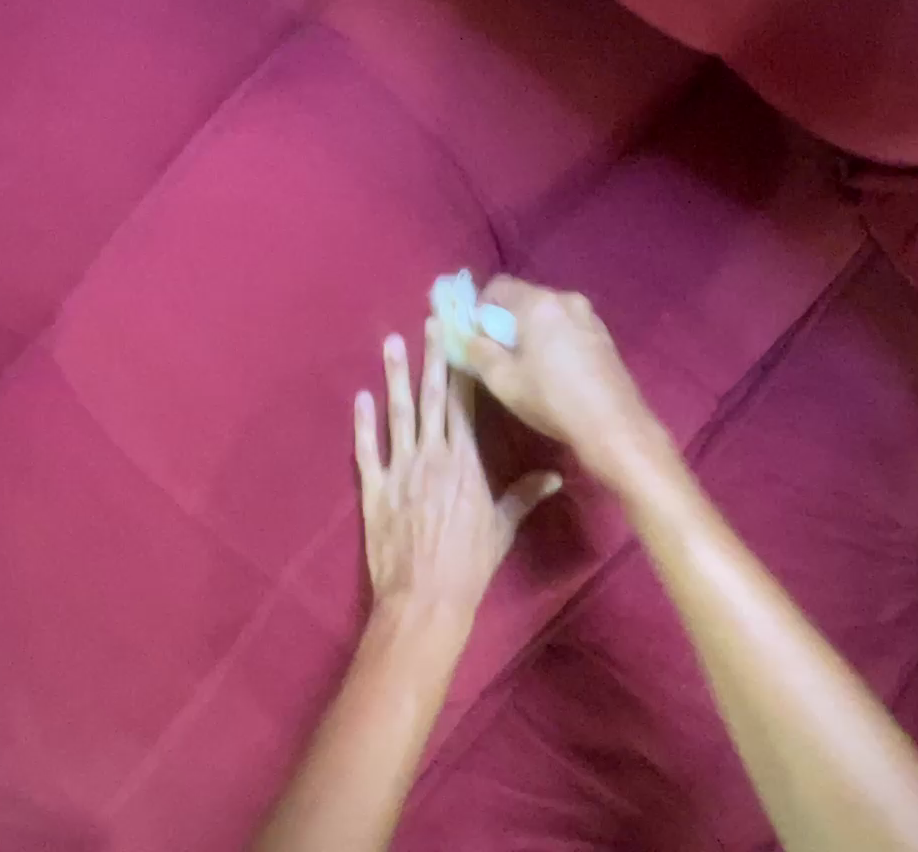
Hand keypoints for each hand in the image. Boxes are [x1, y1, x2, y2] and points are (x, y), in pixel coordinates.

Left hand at [355, 322, 560, 621]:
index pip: (465, 404)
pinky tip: (361, 396)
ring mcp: (400, 468)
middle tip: (428, 321)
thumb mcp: (502, 526)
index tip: (461, 338)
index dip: (462, 369)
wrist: (425, 596)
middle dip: (432, 357)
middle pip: (433, 397)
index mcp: (465, 460)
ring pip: (398, 413)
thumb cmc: (469, 562)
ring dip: (395, 376)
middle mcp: (433, 454)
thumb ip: (525, 495)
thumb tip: (556, 475)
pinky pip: (367, 448)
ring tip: (392, 342)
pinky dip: (362, 422)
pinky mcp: (374, 487)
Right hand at [465, 276, 659, 465]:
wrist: (613, 424)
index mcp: (538, 303)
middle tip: (500, 355)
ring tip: (529, 366)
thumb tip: (472, 337)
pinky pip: (567, 326)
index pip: (498, 285)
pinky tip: (555, 370)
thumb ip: (479, 351)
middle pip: (525, 298)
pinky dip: (554, 339)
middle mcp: (566, 299)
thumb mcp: (503, 381)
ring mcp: (589, 316)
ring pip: (548, 313)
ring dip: (531, 331)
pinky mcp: (603, 335)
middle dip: (506, 321)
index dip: (480, 308)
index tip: (478, 337)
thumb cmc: (552, 400)